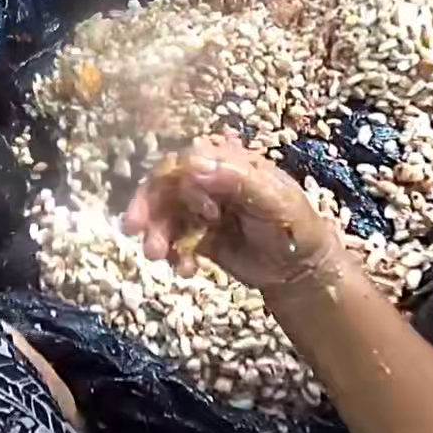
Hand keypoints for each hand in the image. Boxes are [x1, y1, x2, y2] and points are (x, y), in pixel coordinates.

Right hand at [122, 135, 340, 291]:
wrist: (299, 271)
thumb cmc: (294, 227)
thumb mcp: (274, 201)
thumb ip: (237, 180)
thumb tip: (192, 165)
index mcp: (227, 163)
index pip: (185, 161)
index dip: (174, 181)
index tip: (189, 208)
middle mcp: (207, 182)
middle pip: (165, 186)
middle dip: (148, 208)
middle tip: (133, 230)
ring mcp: (198, 209)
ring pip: (164, 215)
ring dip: (156, 234)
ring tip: (157, 257)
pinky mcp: (195, 235)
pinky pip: (173, 240)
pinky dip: (173, 255)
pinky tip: (185, 269)